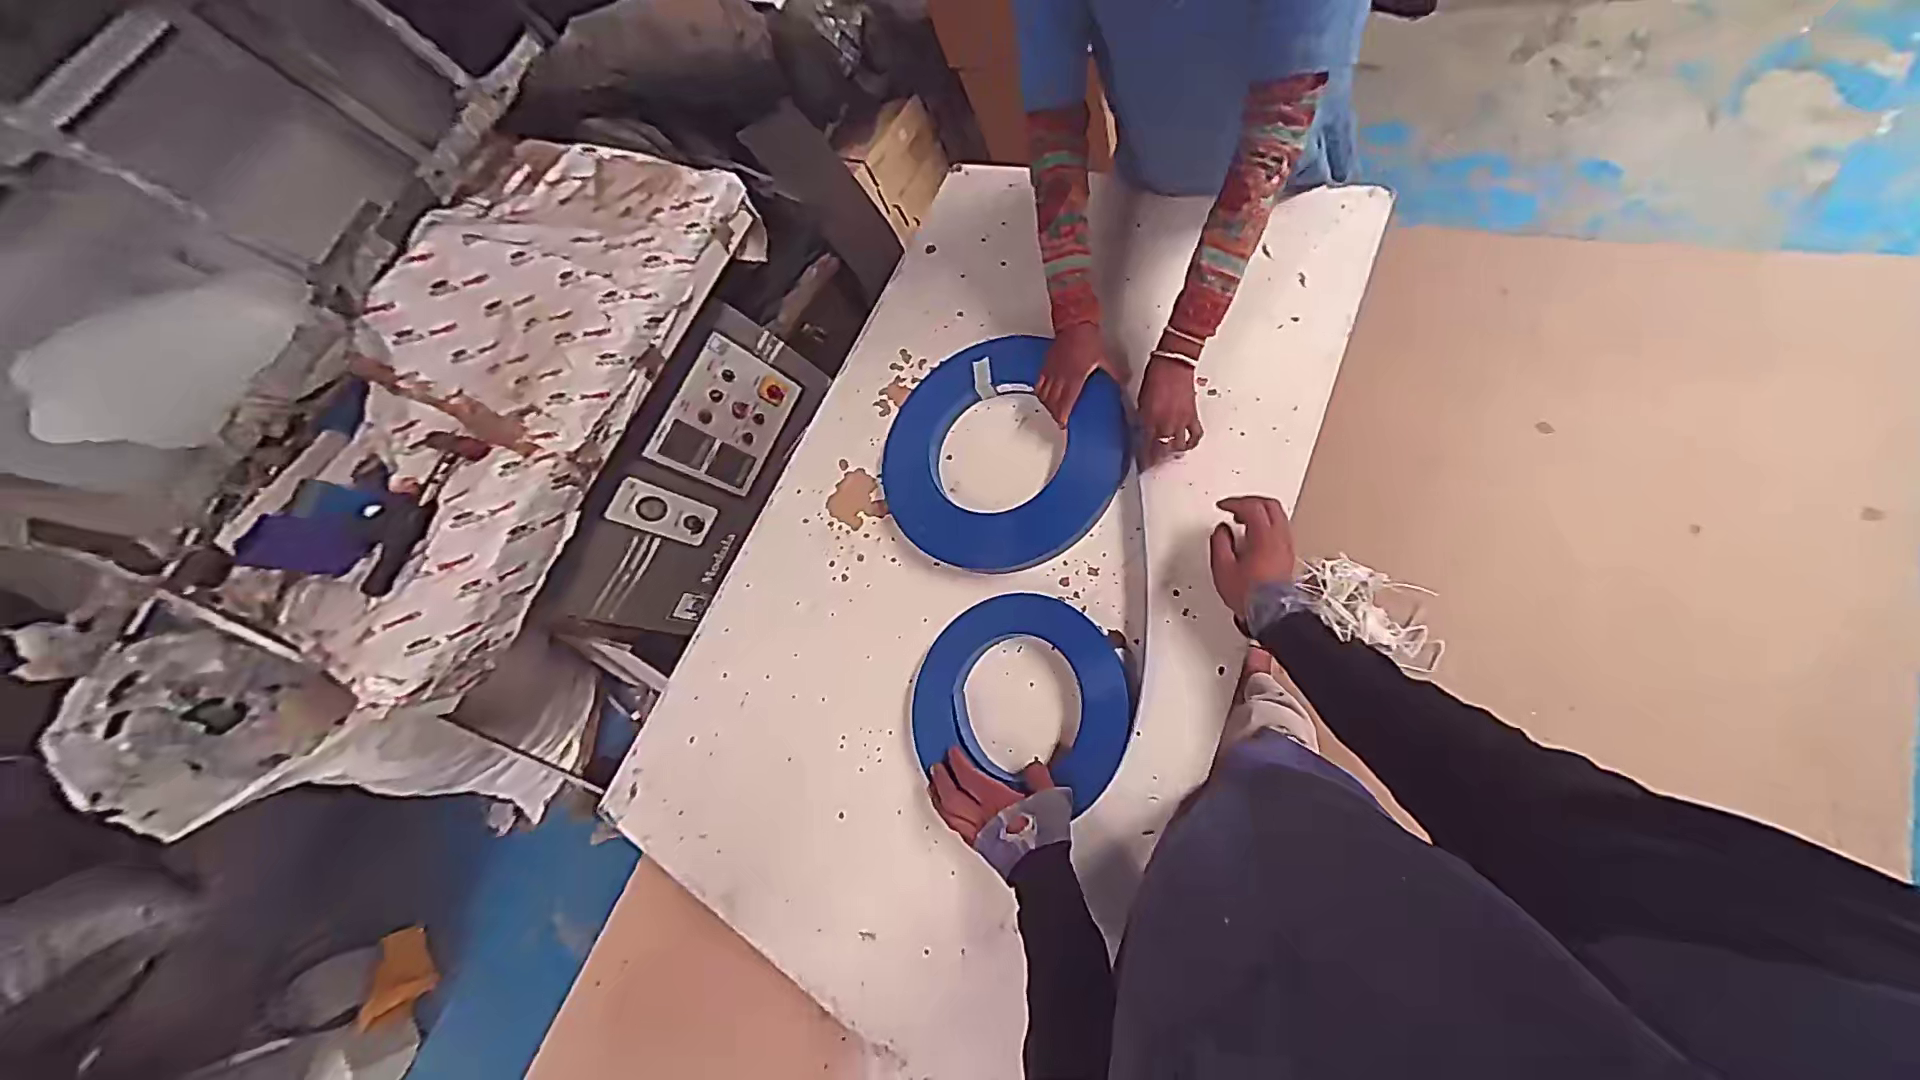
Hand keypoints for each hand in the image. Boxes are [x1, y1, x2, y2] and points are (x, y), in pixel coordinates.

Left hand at [929, 746, 1053, 842]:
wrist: (1041, 868)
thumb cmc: (1044, 835)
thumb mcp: (1049, 798)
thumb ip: (1039, 778)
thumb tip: (1033, 767)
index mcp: (995, 798)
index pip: (968, 776)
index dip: (957, 763)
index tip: (952, 753)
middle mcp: (981, 815)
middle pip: (951, 795)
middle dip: (942, 779)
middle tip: (937, 768)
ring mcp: (977, 833)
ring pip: (949, 813)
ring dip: (939, 799)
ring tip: (934, 789)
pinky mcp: (978, 848)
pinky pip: (954, 829)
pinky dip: (946, 818)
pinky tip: (947, 815)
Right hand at [1034, 322, 1119, 425]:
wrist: (1075, 323)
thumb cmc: (1088, 338)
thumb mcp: (1104, 358)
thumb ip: (1114, 373)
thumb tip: (1124, 382)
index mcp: (1074, 379)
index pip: (1065, 404)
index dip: (1062, 416)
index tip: (1063, 425)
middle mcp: (1060, 377)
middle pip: (1052, 402)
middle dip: (1054, 414)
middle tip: (1057, 421)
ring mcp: (1051, 371)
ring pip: (1044, 395)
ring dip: (1047, 405)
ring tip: (1050, 412)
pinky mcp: (1046, 365)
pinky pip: (1039, 383)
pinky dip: (1039, 392)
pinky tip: (1041, 396)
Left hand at [1138, 355, 1201, 465]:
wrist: (1174, 362)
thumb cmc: (1156, 375)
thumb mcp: (1141, 399)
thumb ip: (1142, 417)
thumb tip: (1141, 429)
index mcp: (1149, 419)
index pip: (1144, 447)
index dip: (1143, 459)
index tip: (1141, 465)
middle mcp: (1165, 423)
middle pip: (1161, 450)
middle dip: (1156, 460)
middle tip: (1154, 464)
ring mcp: (1180, 421)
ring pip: (1177, 446)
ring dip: (1172, 453)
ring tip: (1168, 456)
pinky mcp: (1192, 415)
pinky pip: (1195, 435)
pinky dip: (1191, 443)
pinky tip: (1187, 445)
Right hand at [1208, 495, 1296, 621]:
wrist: (1270, 613)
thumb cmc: (1249, 595)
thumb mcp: (1222, 566)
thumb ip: (1220, 542)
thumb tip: (1222, 530)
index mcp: (1264, 537)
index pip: (1252, 507)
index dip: (1234, 502)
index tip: (1222, 506)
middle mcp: (1280, 539)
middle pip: (1270, 505)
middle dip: (1250, 501)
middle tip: (1234, 507)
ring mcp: (1286, 547)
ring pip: (1278, 516)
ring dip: (1259, 512)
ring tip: (1242, 519)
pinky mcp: (1287, 556)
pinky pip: (1280, 529)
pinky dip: (1266, 524)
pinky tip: (1253, 534)